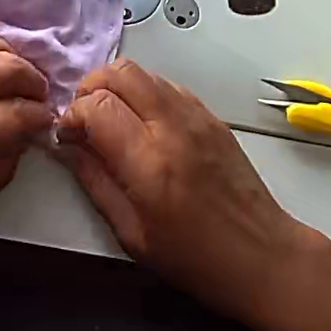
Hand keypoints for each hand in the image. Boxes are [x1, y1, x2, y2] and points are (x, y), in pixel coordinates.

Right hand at [55, 60, 330, 328]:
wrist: (263, 256)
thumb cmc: (195, 258)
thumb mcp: (132, 234)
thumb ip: (94, 182)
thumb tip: (68, 148)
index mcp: (148, 162)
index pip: (97, 106)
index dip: (72, 115)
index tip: (67, 134)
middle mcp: (172, 128)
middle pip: (119, 73)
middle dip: (90, 87)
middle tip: (84, 116)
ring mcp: (196, 117)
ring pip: (143, 72)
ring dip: (117, 86)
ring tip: (111, 117)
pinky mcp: (212, 116)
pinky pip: (167, 85)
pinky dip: (144, 92)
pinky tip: (142, 121)